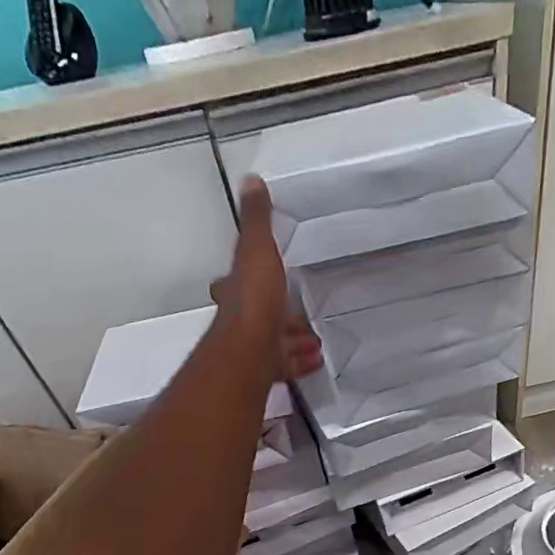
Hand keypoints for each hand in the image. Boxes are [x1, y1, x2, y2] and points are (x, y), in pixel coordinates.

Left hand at [212, 175, 322, 380]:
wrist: (250, 353)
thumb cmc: (255, 301)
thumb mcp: (256, 251)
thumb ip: (256, 221)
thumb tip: (252, 181)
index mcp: (237, 293)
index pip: (239, 283)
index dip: (250, 281)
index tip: (267, 280)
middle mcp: (239, 323)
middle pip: (261, 318)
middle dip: (281, 318)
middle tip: (303, 319)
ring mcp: (253, 351)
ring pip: (274, 344)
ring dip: (294, 342)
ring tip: (317, 342)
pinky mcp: (266, 373)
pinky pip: (284, 368)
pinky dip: (300, 364)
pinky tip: (316, 362)